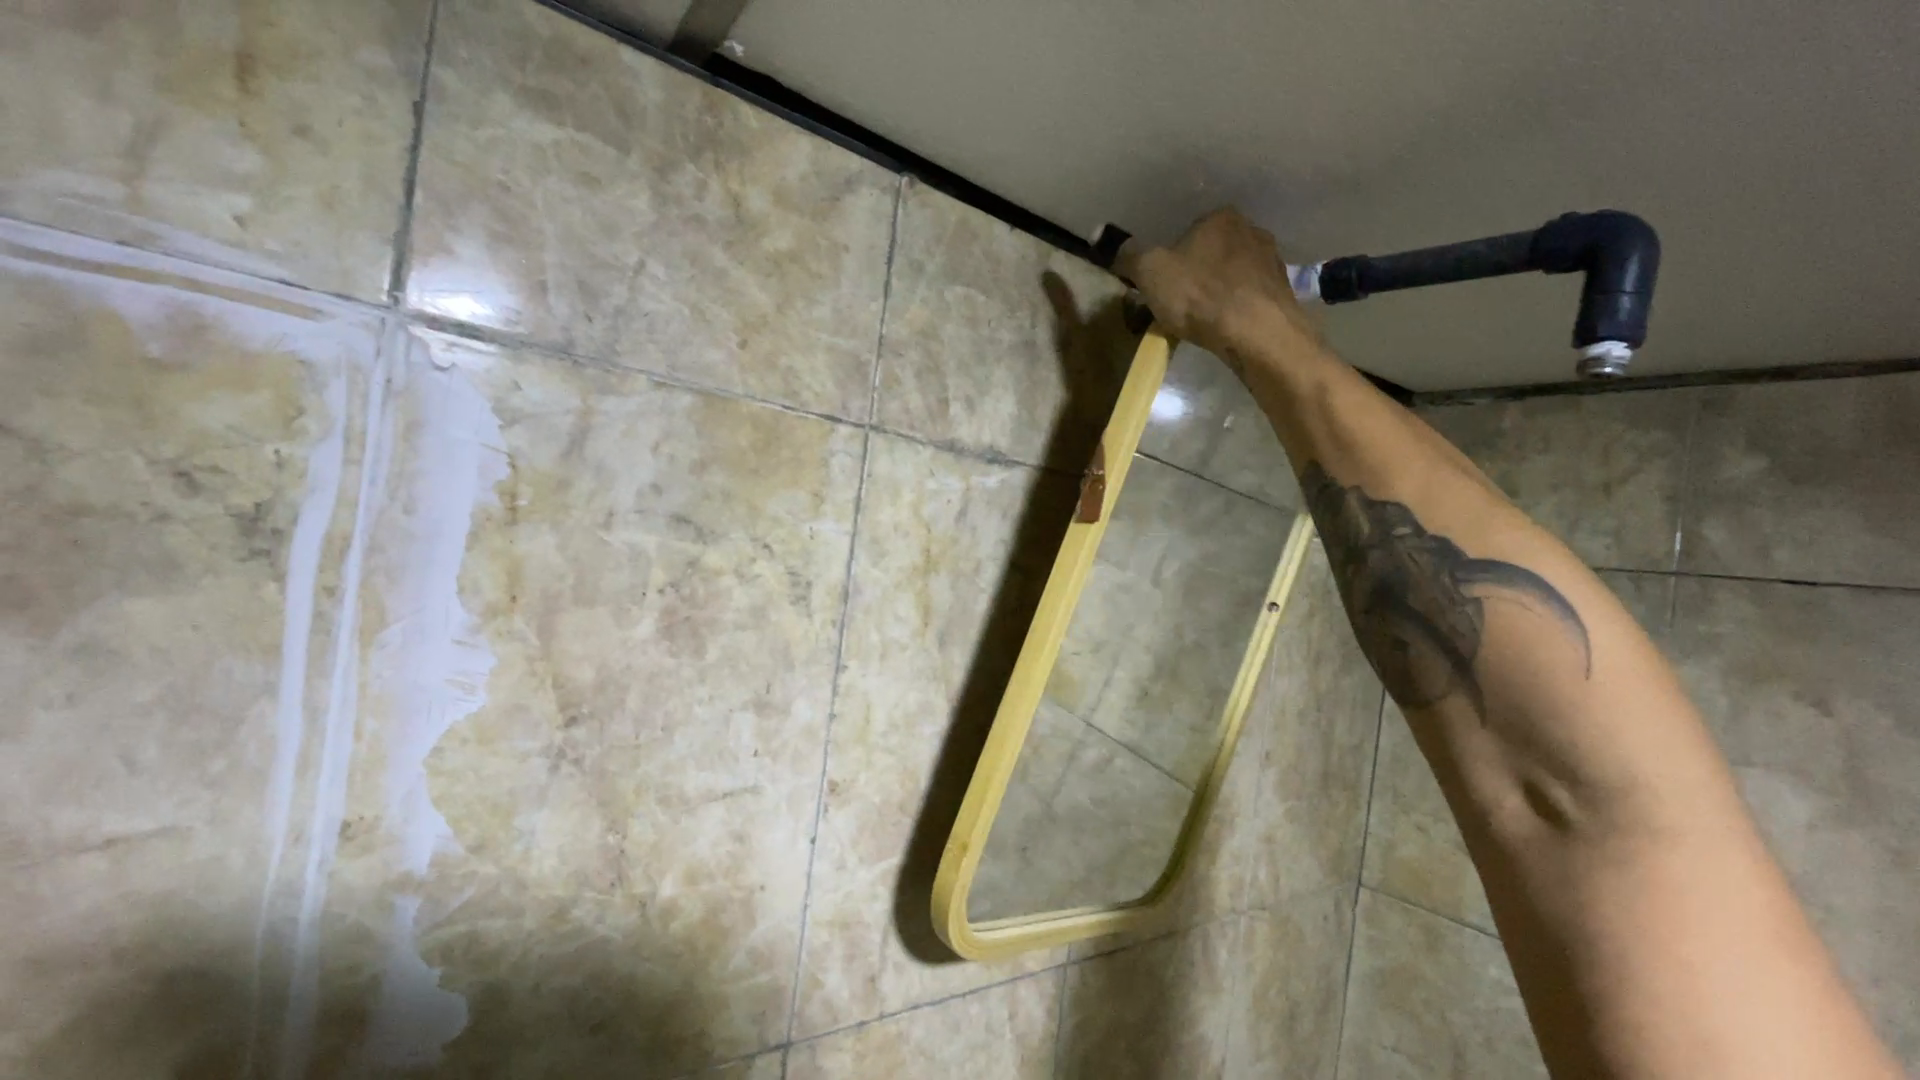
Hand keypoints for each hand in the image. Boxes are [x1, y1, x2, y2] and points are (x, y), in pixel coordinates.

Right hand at [1115, 207, 1322, 373]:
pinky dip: (1238, 310)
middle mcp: (1252, 230)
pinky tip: (1227, 328)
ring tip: (1204, 321)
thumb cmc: (1200, 295)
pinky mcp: (1283, 293)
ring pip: (1234, 275)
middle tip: (1180, 304)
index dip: (1171, 258)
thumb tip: (1102, 236)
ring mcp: (1273, 262)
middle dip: (1197, 274)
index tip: (1162, 284)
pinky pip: (1250, 298)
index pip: (1188, 231)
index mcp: (1220, 217)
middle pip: (1213, 252)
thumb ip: (1128, 255)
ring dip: (1219, 292)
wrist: (1258, 333)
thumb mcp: (1150, 272)